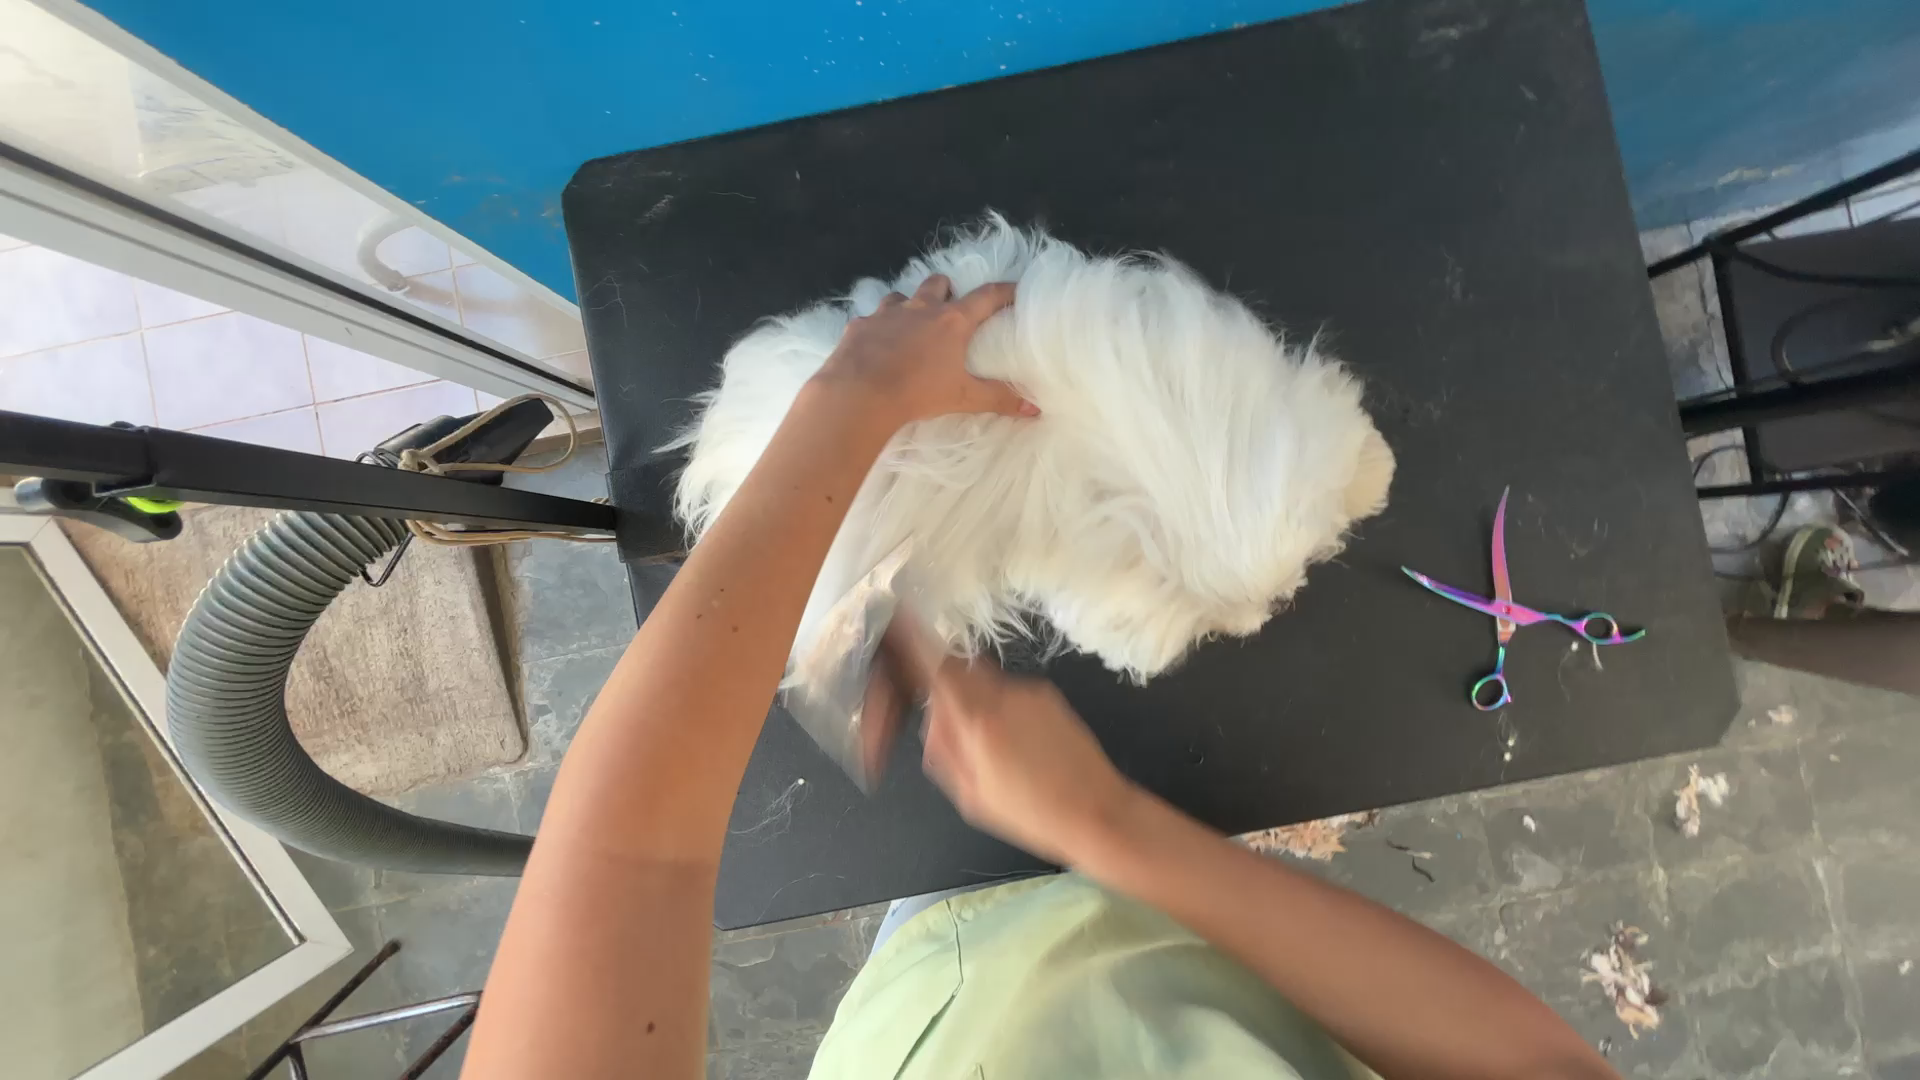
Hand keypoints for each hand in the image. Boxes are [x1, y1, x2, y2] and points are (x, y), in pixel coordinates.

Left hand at [814, 274, 1035, 428]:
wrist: (860, 393)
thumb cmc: (918, 393)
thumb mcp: (963, 397)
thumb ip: (998, 399)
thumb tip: (1035, 409)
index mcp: (951, 321)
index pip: (986, 297)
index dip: (1004, 292)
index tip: (1015, 291)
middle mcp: (920, 308)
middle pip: (938, 283)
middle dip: (947, 291)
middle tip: (950, 311)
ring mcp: (886, 313)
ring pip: (901, 296)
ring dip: (909, 306)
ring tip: (911, 327)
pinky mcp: (859, 325)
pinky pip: (871, 319)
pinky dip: (877, 328)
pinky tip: (876, 347)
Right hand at [915, 656, 1139, 865]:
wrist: (1098, 811)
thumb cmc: (1031, 815)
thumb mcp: (971, 794)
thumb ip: (944, 749)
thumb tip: (930, 719)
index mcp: (979, 720)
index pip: (936, 667)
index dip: (914, 643)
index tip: (898, 624)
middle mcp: (1003, 694)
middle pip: (959, 668)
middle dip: (945, 685)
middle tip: (950, 724)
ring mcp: (1029, 690)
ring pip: (984, 681)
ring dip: (975, 701)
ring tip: (991, 746)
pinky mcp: (1049, 694)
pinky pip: (1010, 691)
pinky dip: (1001, 709)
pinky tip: (1017, 744)